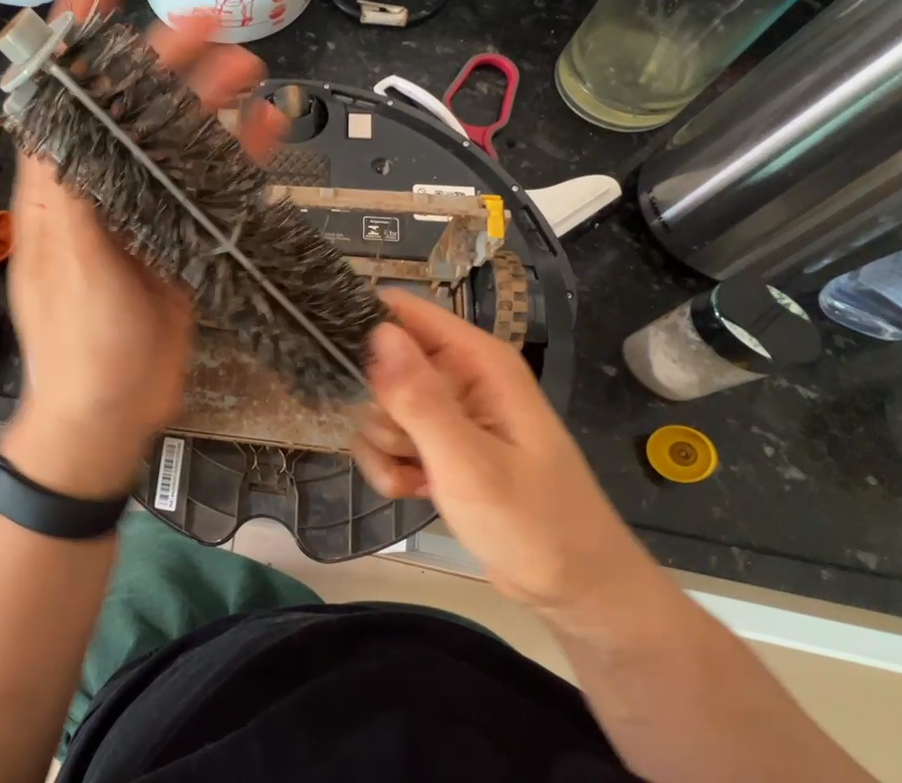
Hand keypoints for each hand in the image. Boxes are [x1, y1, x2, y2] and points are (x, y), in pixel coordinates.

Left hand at [4, 0, 284, 495]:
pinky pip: (208, 186)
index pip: (65, 99)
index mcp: (61, 191)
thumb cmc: (81, 349)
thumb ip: (75, 198)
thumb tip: (73, 124)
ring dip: (207, 100)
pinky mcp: (177, 240)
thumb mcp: (74, 269)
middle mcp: (99, 193)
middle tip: (205, 24)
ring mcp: (141, 214)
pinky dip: (235, 153)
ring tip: (246, 65)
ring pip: (175, 140)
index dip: (78, 40)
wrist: (109, 416)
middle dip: (164, 61)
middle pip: (132, 110)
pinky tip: (262, 127)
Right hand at [352, 289, 661, 617]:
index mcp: (477, 362)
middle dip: (379, 409)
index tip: (330, 361)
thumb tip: (376, 333)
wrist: (572, 588)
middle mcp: (460, 377)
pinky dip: (390, 470)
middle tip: (407, 445)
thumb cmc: (533, 523)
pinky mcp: (437, 446)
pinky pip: (385, 443)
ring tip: (421, 476)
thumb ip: (419, 398)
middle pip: (380, 364)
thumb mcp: (470, 463)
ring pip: (377, 409)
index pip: (402, 312)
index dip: (362, 327)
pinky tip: (414, 492)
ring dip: (384, 447)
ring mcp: (448, 413)